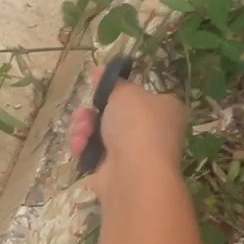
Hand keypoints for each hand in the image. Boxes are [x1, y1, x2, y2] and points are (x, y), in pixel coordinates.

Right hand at [75, 80, 187, 198]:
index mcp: (165, 108)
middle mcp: (153, 131)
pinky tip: (79, 146)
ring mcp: (134, 153)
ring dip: (85, 130)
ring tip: (81, 131)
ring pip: (102, 135)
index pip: (139, 97)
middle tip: (81, 113)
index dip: (115, 92)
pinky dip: (84, 148)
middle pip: (115, 116)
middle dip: (92, 113)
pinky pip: (95, 154)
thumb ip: (112, 83)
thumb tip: (102, 71)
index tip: (95, 87)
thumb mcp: (125, 92)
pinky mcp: (115, 171)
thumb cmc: (137, 124)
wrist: (133, 171)